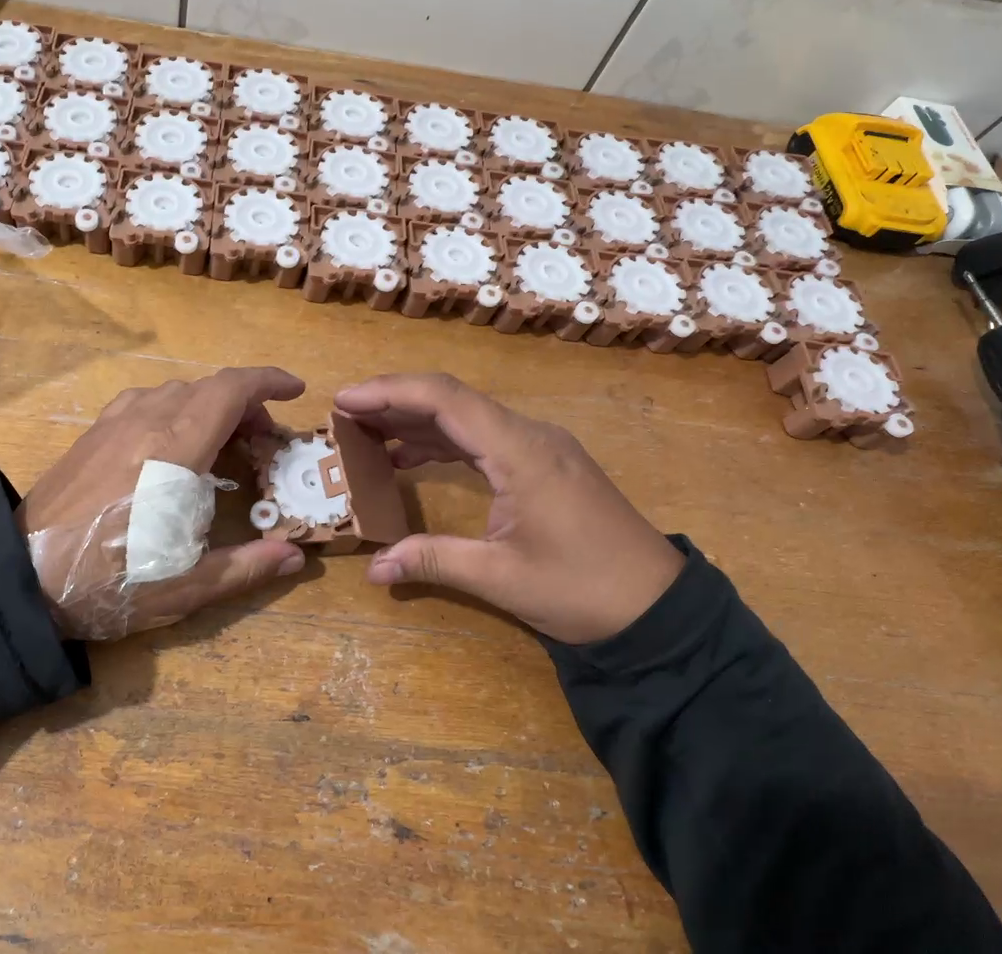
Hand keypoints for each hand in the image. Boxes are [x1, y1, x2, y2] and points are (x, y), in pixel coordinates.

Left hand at [20, 367, 308, 640]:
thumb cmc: (109, 583)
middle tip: (262, 443)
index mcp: (172, 451)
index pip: (228, 391)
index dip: (267, 382)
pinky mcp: (91, 435)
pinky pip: (142, 403)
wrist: (23, 579)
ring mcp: (112, 425)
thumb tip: (295, 557)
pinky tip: (171, 445)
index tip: (295, 391)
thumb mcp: (185, 588)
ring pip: (173, 392)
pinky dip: (173, 410)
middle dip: (244, 404)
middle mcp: (143, 423)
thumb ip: (245, 568)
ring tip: (222, 445)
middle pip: (205, 389)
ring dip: (207, 406)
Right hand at [334, 373, 684, 644]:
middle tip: (343, 417)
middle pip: (452, 400)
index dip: (390, 392)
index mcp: (521, 451)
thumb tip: (373, 569)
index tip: (344, 401)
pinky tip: (408, 459)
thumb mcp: (502, 578)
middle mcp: (529, 437)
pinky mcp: (543, 467)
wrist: (658, 610)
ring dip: (415, 422)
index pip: (446, 399)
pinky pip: (483, 440)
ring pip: (467, 418)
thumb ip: (433, 561)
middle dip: (394, 402)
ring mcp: (539, 450)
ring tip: (364, 434)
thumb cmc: (583, 589)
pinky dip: (441, 443)